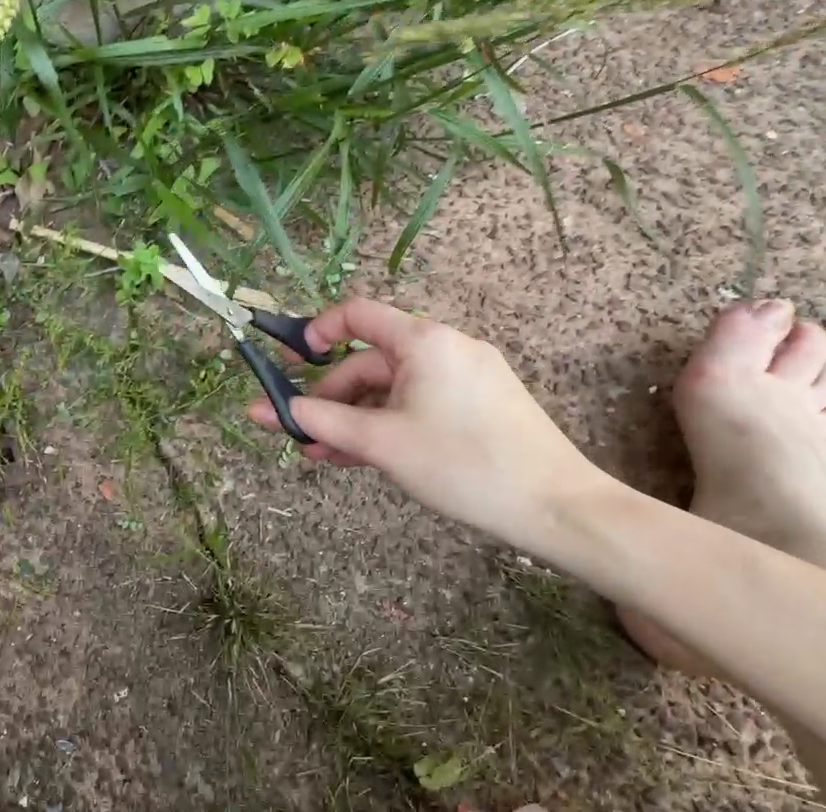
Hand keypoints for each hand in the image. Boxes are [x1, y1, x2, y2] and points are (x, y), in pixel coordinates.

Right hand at [247, 297, 612, 543]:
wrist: (562, 511)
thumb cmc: (463, 464)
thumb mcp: (378, 441)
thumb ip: (317, 420)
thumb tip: (263, 410)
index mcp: (425, 342)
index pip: (356, 314)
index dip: (315, 332)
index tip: (291, 365)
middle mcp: (447, 349)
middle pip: (369, 360)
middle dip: (330, 395)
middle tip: (303, 431)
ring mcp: (467, 378)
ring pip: (390, 388)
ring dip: (353, 417)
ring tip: (326, 454)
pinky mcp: (481, 406)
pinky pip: (416, 403)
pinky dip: (385, 424)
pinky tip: (363, 455)